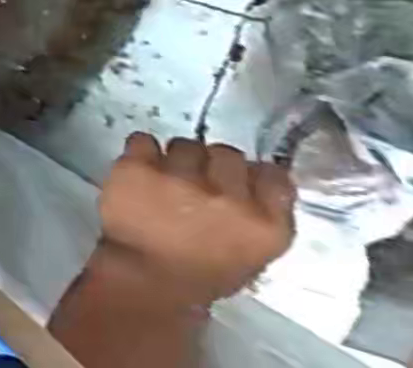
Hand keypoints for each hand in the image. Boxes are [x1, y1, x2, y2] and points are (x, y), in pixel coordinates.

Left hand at [93, 134, 296, 305]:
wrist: (149, 273)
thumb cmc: (204, 270)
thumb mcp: (253, 252)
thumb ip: (256, 216)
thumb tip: (250, 182)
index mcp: (265, 223)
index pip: (273, 176)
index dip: (253, 170)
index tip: (240, 174)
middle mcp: (227, 196)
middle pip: (225, 153)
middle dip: (212, 160)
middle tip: (198, 174)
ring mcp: (180, 178)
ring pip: (184, 144)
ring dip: (177, 155)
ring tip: (167, 173)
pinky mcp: (138, 166)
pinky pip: (143, 139)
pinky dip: (142, 148)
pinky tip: (141, 165)